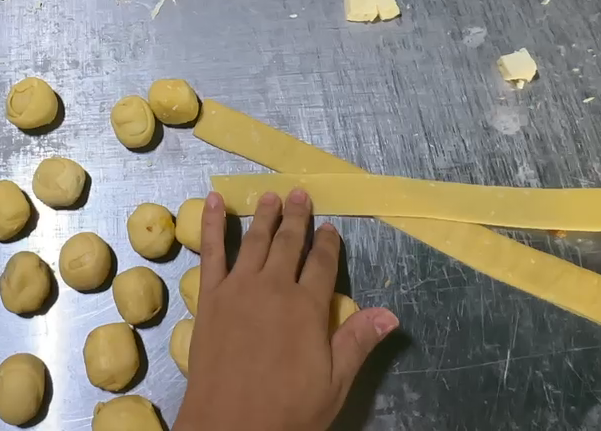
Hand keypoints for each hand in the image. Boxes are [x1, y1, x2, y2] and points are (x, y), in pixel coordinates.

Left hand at [176, 190, 397, 430]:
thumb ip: (357, 342)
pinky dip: (212, 222)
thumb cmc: (288, 411)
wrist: (230, 425)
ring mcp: (239, 286)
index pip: (323, 264)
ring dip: (264, 215)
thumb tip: (390, 313)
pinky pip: (212, 249)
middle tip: (301, 193)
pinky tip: (213, 200)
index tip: (332, 228)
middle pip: (289, 243)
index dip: (329, 244)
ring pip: (255, 240)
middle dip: (298, 217)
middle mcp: (274, 286)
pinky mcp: (211, 293)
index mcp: (307, 307)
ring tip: (271, 195)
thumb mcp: (334, 384)